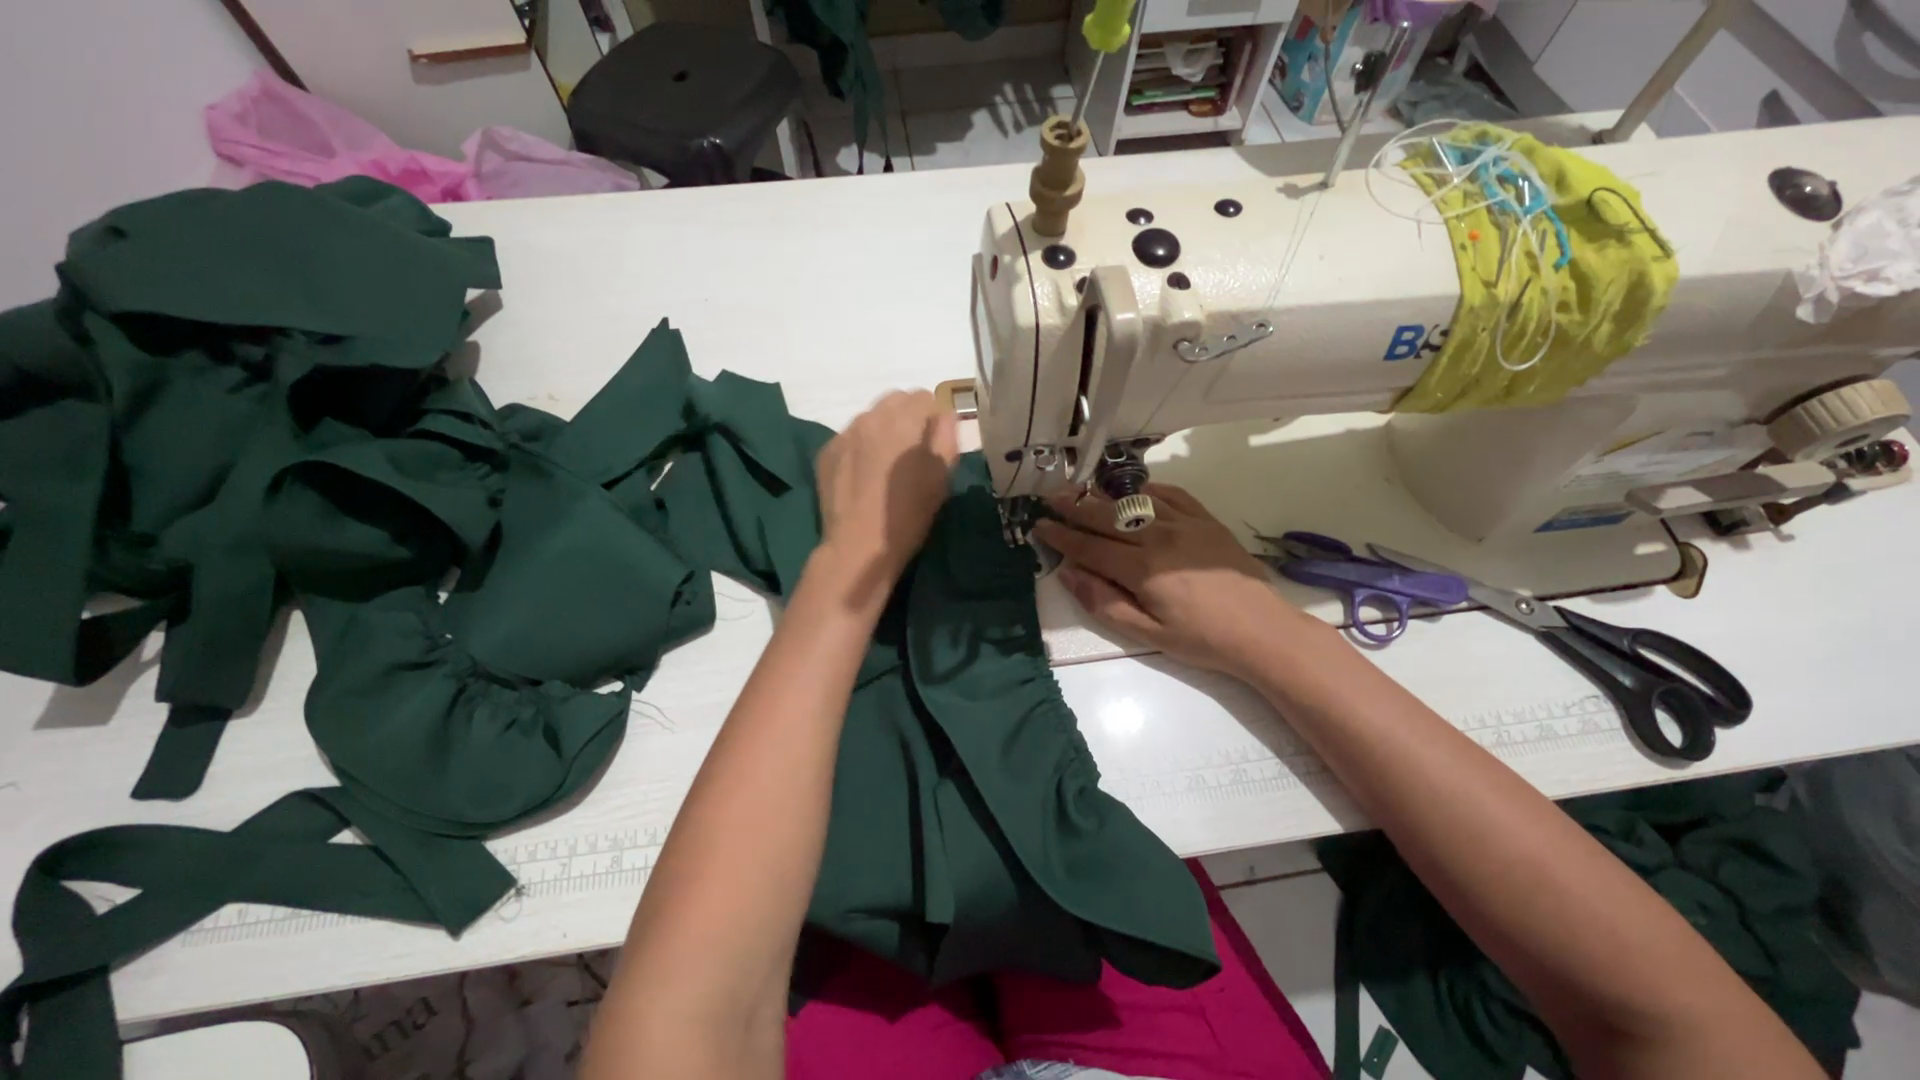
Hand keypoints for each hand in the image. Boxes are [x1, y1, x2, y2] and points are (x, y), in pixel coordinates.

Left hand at [813, 390, 959, 597]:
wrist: (859, 547)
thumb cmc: (909, 513)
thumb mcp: (942, 475)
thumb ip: (947, 435)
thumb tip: (945, 415)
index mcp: (902, 419)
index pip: (924, 397)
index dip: (933, 417)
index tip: (935, 441)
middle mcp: (869, 418)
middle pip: (895, 400)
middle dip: (907, 417)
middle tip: (913, 451)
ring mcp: (843, 434)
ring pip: (870, 418)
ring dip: (882, 431)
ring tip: (886, 465)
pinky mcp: (826, 453)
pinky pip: (850, 438)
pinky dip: (860, 448)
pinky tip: (865, 476)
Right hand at [1033, 485, 1305, 677]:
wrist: (1262, 630)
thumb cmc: (1202, 640)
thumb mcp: (1149, 635)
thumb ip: (1105, 603)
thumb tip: (1070, 575)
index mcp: (1143, 570)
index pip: (1091, 547)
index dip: (1062, 537)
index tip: (1040, 526)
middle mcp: (1160, 538)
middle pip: (1108, 517)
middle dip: (1075, 507)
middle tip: (1049, 497)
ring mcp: (1186, 525)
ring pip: (1136, 502)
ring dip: (1105, 495)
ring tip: (1082, 489)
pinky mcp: (1206, 521)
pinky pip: (1171, 495)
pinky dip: (1147, 490)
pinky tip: (1133, 491)